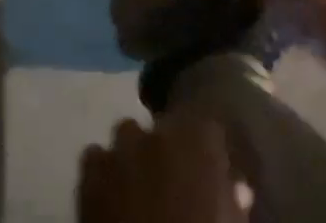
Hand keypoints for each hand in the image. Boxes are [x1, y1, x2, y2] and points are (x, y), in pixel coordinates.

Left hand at [77, 114, 249, 222]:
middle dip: (169, 148)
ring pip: (128, 135)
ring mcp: (120, 150)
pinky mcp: (90, 172)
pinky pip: (97, 157)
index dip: (207, 145)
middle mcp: (158, 135)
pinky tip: (111, 195)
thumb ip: (232, 200)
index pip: (206, 124)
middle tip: (175, 182)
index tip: (210, 165)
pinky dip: (104, 170)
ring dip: (135, 154)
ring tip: (140, 187)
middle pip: (164, 128)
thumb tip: (235, 188)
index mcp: (199, 144)